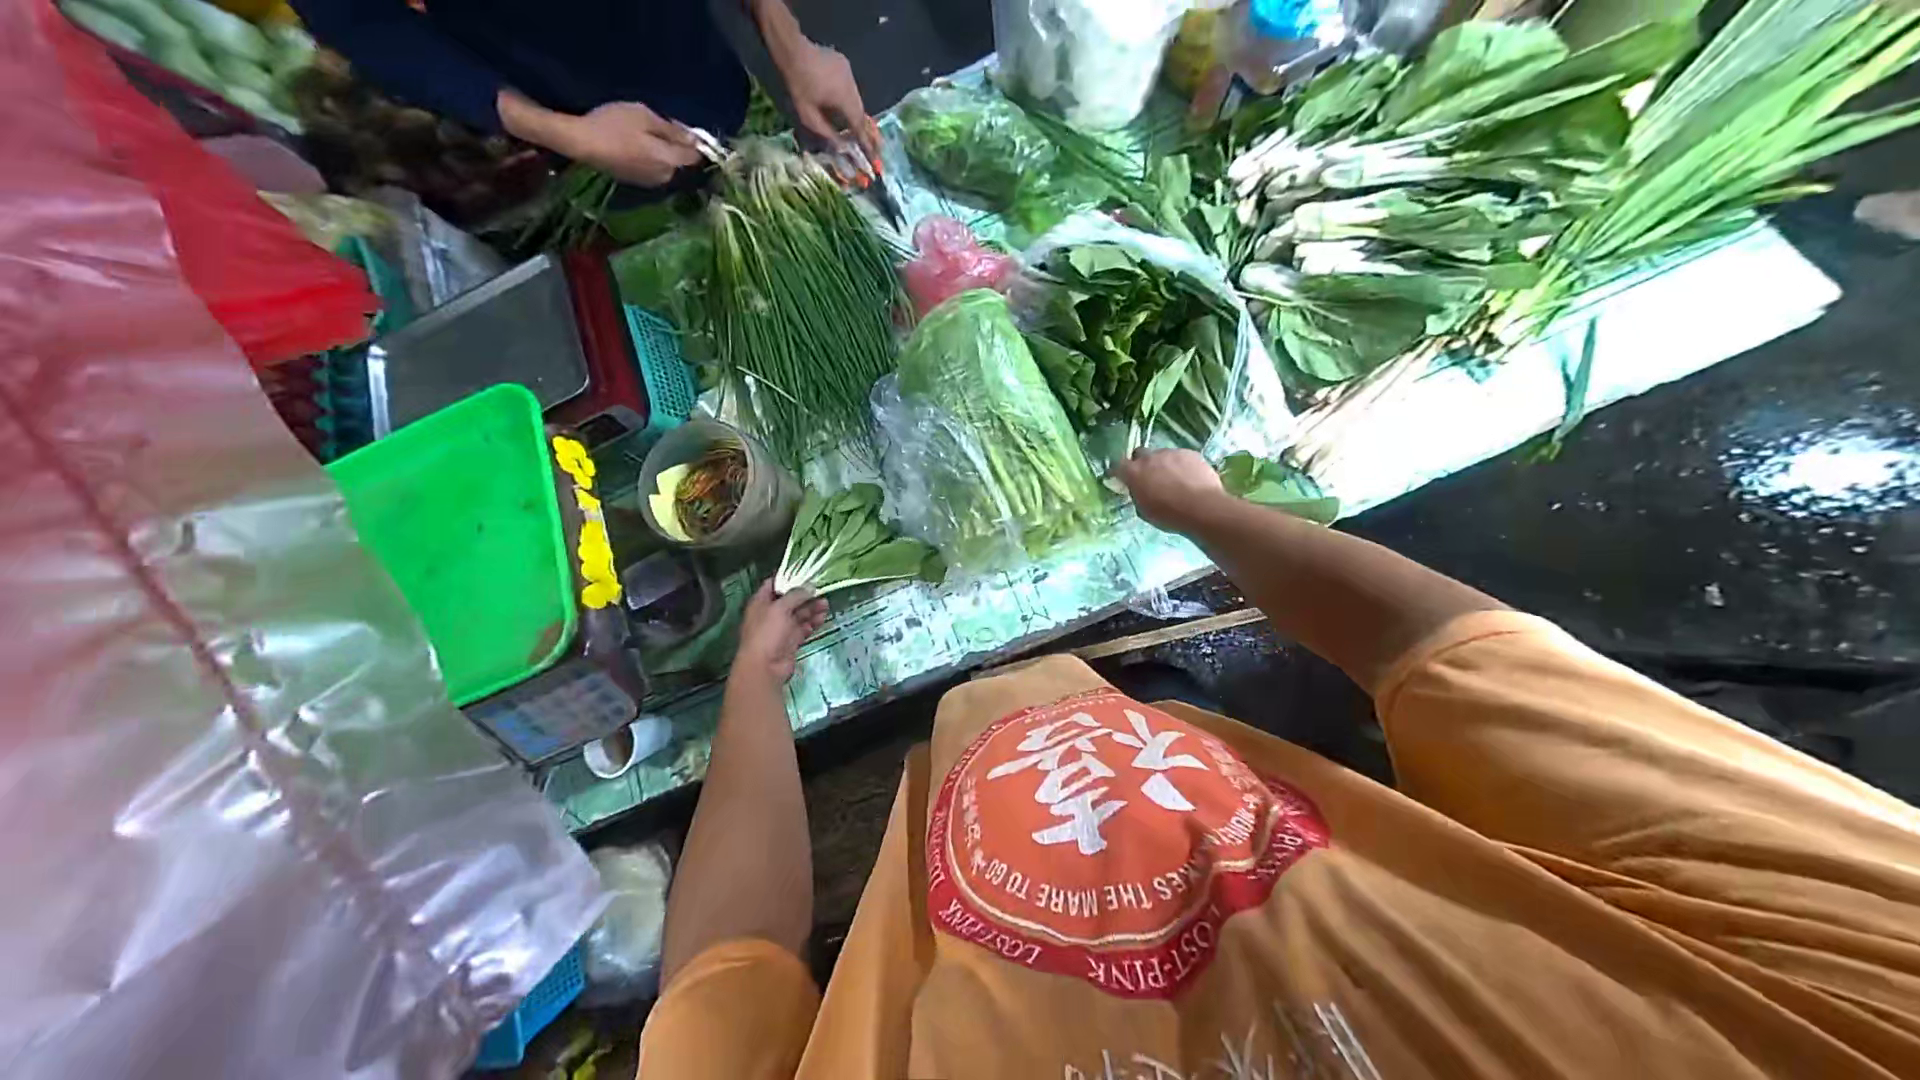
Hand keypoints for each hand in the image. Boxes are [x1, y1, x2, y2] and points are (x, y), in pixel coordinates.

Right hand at [557, 101, 702, 186]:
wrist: (582, 143)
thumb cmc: (614, 125)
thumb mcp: (645, 117)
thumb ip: (672, 130)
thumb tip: (694, 140)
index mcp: (670, 161)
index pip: (694, 157)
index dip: (693, 143)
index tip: (683, 130)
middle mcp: (665, 176)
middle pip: (679, 161)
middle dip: (675, 146)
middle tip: (656, 125)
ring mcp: (651, 182)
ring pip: (666, 165)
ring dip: (661, 152)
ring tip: (642, 134)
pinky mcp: (638, 182)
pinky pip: (652, 169)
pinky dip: (649, 158)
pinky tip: (634, 146)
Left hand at [733, 581, 829, 681]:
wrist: (764, 667)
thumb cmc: (767, 633)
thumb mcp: (780, 608)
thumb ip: (795, 595)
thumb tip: (810, 587)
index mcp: (761, 603)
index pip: (773, 585)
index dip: (788, 578)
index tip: (805, 574)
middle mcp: (770, 614)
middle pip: (789, 600)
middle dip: (805, 595)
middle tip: (821, 590)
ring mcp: (780, 629)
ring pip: (798, 615)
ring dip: (812, 609)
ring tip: (826, 604)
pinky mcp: (790, 642)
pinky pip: (803, 629)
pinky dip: (812, 623)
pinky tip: (822, 618)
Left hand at [773, 39, 878, 161]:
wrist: (791, 49)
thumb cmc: (797, 84)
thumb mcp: (808, 115)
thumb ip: (826, 133)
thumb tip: (841, 147)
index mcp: (844, 99)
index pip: (859, 126)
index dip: (866, 143)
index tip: (874, 157)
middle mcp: (851, 86)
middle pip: (861, 113)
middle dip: (866, 131)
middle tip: (875, 148)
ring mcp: (849, 74)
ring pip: (857, 100)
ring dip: (857, 115)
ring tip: (858, 132)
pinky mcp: (844, 66)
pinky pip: (851, 89)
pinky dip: (850, 101)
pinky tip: (844, 107)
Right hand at [1111, 448, 1226, 532]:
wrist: (1203, 508)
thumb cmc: (1169, 515)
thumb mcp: (1144, 510)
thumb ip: (1138, 495)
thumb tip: (1138, 489)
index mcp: (1134, 473)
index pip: (1118, 466)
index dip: (1119, 472)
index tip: (1120, 478)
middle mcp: (1150, 458)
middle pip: (1140, 453)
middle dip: (1141, 463)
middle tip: (1148, 477)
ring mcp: (1171, 453)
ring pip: (1162, 455)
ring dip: (1163, 464)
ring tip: (1173, 479)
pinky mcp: (1190, 453)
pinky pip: (1181, 456)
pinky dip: (1181, 465)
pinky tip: (1189, 478)